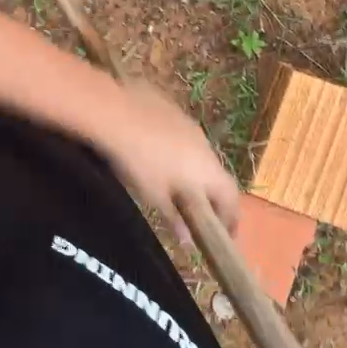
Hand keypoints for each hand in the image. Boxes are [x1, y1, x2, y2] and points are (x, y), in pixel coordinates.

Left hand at [93, 81, 241, 245]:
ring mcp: (188, 122)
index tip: (222, 232)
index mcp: (210, 171)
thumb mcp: (155, 196)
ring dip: (189, 165)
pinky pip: (177, 130)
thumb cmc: (139, 161)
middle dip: (208, 191)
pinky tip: (152, 146)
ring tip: (172, 176)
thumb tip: (189, 242)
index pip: (232, 199)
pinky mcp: (168, 105)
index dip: (230, 218)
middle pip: (215, 173)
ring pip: (196, 150)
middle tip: (195, 205)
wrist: (114, 112)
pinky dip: (171, 143)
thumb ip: (175, 219)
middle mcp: (206, 145)